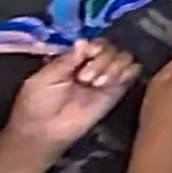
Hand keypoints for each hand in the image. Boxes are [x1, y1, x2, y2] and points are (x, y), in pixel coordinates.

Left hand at [5, 40, 140, 154]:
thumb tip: (84, 41)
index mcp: (75, 61)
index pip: (95, 44)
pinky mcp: (119, 89)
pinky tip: (111, 83)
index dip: (96, 46)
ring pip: (125, 58)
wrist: (46, 131)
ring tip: (97, 84)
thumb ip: (65, 61)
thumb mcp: (42, 79)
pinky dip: (127, 73)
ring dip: (113, 67)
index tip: (90, 54)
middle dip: (102, 60)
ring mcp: (108, 77)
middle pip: (112, 49)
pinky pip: (134, 72)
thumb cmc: (36, 105)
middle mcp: (94, 66)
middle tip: (85, 78)